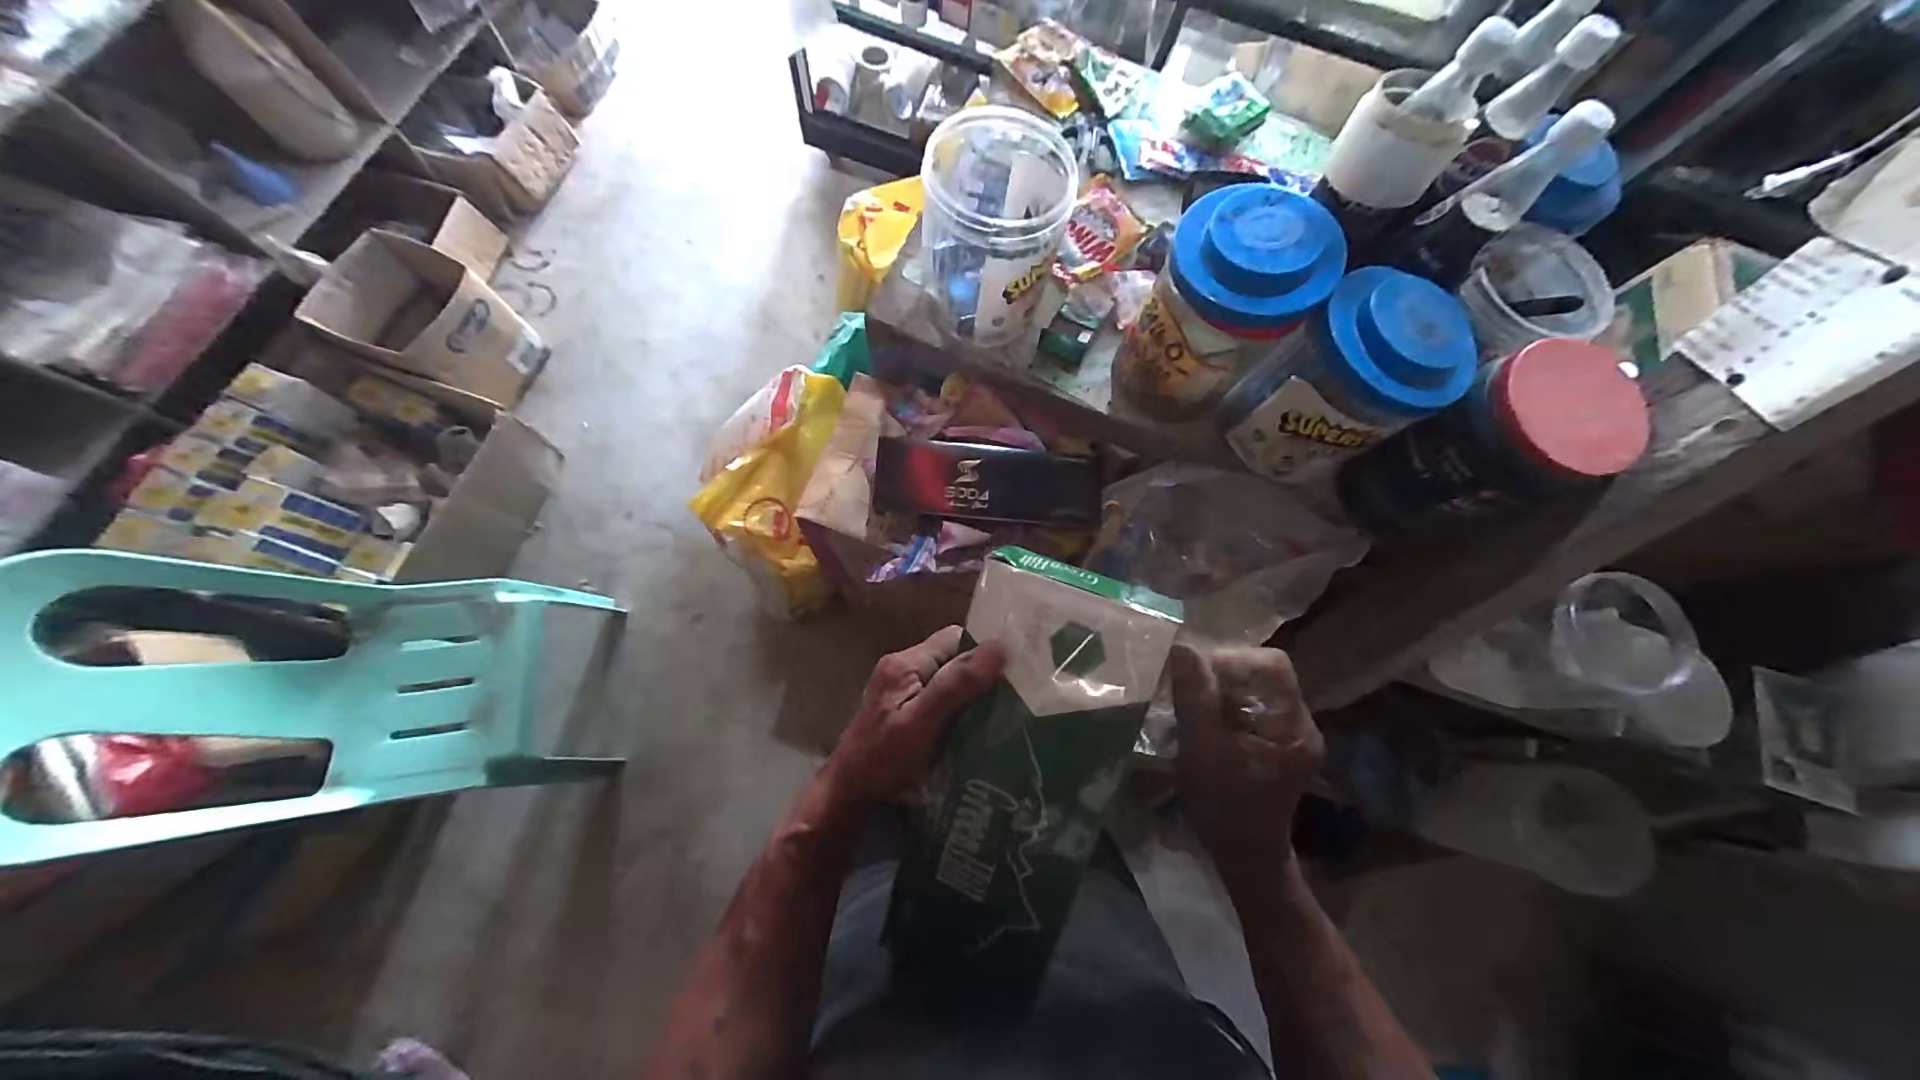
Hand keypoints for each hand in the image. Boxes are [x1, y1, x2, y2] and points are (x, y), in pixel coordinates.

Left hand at [824, 626, 1005, 807]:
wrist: (847, 796)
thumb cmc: (882, 759)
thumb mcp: (922, 721)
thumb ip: (957, 684)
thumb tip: (1000, 647)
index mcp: (905, 663)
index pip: (955, 639)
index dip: (984, 650)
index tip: (1014, 670)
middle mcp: (902, 669)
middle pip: (953, 658)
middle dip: (981, 675)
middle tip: (1013, 696)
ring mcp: (902, 691)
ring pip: (949, 680)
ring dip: (972, 695)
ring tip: (1002, 713)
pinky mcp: (904, 711)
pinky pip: (941, 699)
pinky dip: (959, 710)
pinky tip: (976, 728)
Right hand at [1170, 645, 1322, 869]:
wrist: (1246, 856)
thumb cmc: (1223, 807)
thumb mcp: (1201, 751)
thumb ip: (1195, 699)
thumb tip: (1183, 648)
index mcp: (1294, 727)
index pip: (1272, 665)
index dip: (1231, 662)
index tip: (1197, 681)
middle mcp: (1302, 724)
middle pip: (1264, 673)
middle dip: (1222, 676)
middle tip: (1190, 696)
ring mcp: (1292, 733)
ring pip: (1255, 687)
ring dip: (1221, 691)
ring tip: (1194, 710)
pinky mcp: (1279, 741)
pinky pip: (1252, 705)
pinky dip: (1226, 706)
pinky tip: (1206, 724)